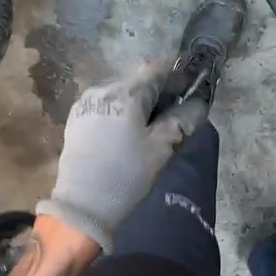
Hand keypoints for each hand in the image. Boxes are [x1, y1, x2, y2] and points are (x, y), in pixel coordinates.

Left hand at [36, 62, 207, 250]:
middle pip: (137, 80)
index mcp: (125, 93)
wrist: (81, 207)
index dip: (176, 78)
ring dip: (139, 104)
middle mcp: (102, 89)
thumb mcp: (162, 148)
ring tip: (148, 132)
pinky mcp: (76, 120)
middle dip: (158, 94)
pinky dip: (121, 114)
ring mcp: (85, 104)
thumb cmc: (126, 175)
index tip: (188, 95)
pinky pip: (106, 107)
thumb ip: (183, 119)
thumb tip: (199, 103)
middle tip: (172, 119)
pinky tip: (125, 137)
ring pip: (121, 93)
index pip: (156, 68)